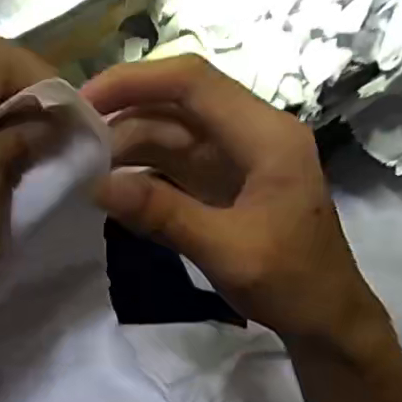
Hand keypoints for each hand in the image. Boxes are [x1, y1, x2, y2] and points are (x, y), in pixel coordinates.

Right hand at [83, 55, 388, 345]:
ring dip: (130, 142)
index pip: (193, 82)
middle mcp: (252, 133)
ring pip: (174, 130)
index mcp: (266, 135)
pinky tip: (112, 183)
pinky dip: (143, 167)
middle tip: (74, 138)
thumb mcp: (226, 250)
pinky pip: (177, 160)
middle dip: (125, 112)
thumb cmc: (291, 282)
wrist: (326, 319)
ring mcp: (238, 157)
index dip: (134, 81)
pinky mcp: (225, 181)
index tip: (84, 102)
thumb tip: (96, 185)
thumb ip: (162, 214)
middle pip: (179, 101)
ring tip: (85, 163)